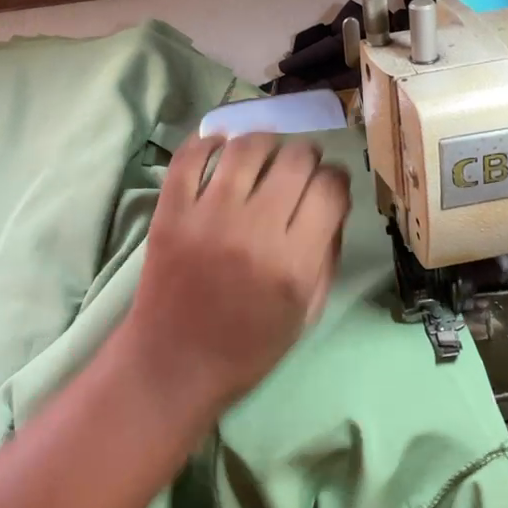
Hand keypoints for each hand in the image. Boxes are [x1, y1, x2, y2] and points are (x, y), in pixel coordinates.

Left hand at [121, 133, 350, 412]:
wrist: (174, 364)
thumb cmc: (249, 346)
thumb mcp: (308, 311)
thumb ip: (327, 254)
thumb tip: (334, 200)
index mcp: (293, 263)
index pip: (330, 188)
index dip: (337, 179)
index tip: (330, 185)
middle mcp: (254, 231)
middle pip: (295, 159)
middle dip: (307, 157)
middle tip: (299, 169)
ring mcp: (208, 218)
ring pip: (247, 147)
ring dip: (264, 143)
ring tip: (263, 156)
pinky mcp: (170, 213)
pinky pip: (190, 157)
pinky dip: (207, 142)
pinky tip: (220, 148)